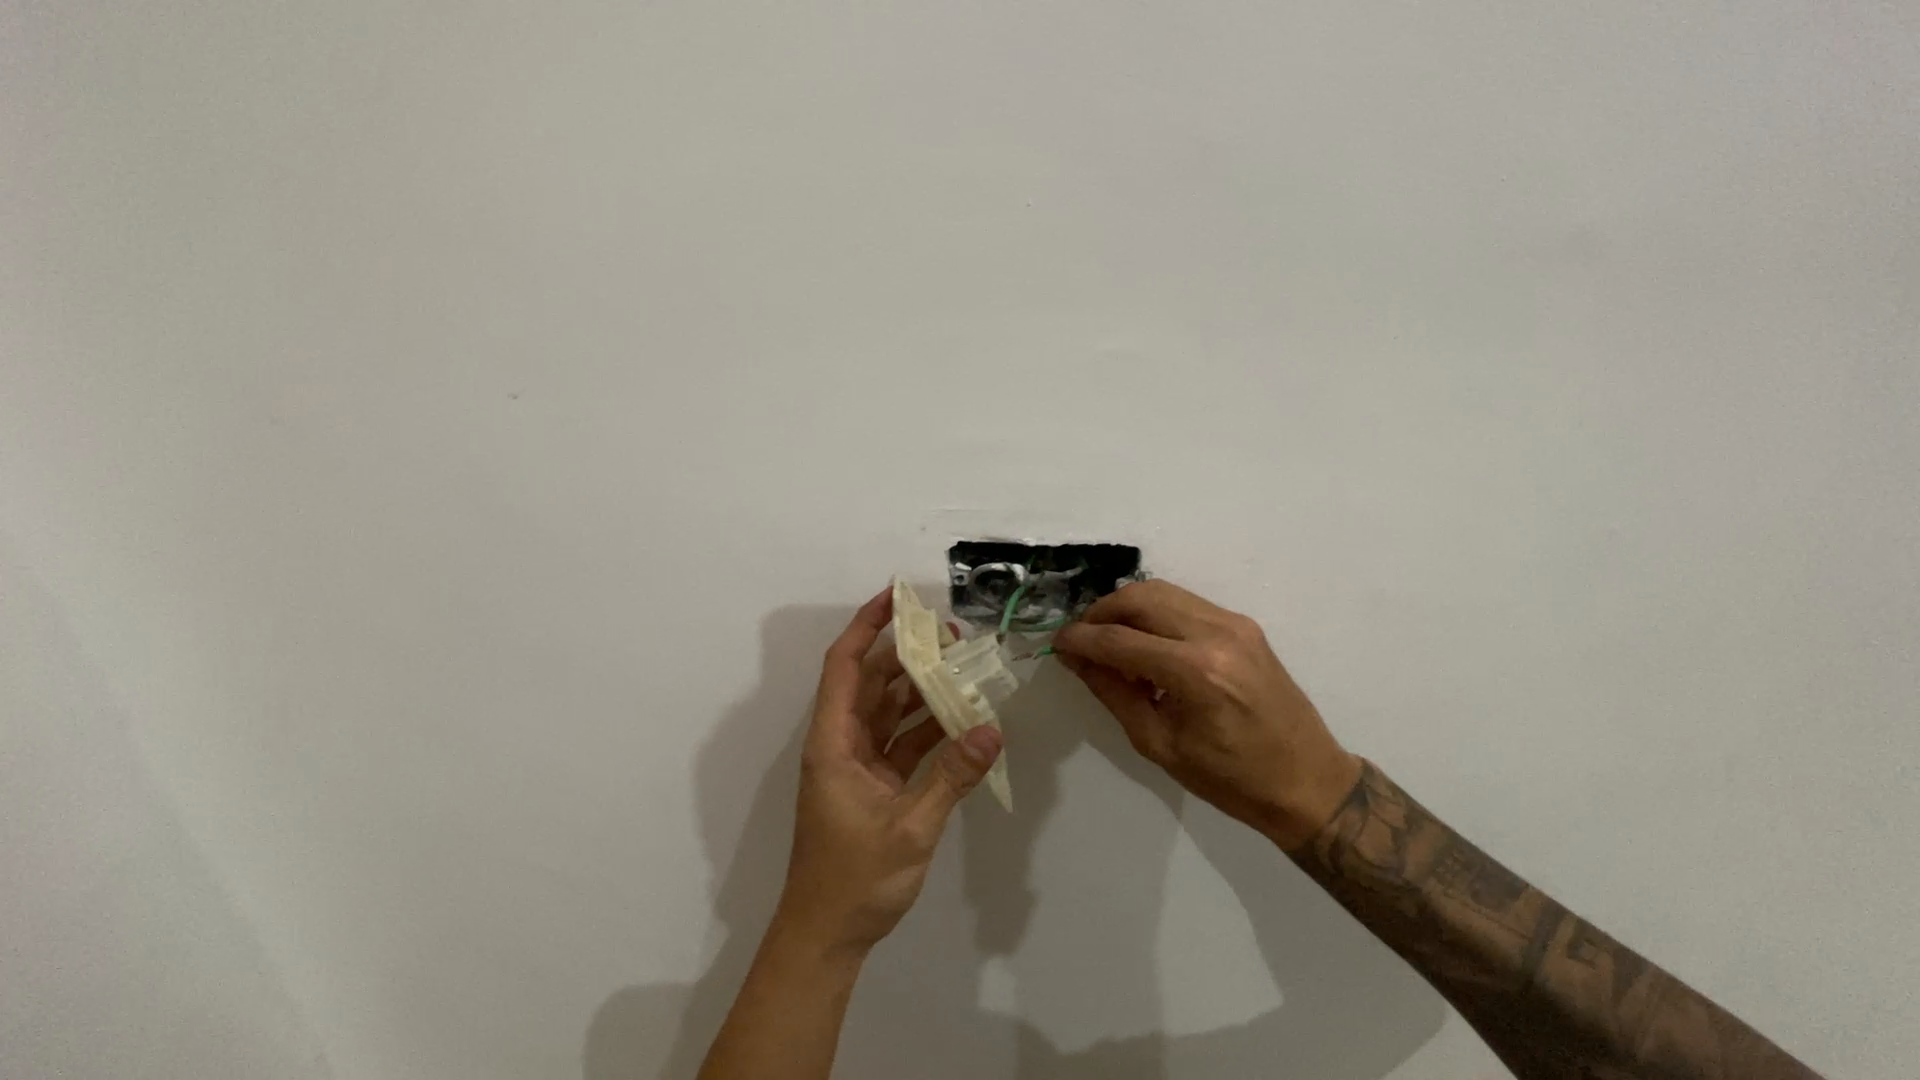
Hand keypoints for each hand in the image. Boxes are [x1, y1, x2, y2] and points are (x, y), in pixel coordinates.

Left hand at [774, 588, 1003, 954]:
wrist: (826, 934)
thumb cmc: (854, 879)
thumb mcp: (910, 827)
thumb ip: (951, 777)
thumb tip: (990, 729)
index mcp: (833, 744)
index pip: (845, 667)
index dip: (866, 627)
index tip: (895, 597)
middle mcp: (841, 744)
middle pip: (871, 683)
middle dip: (907, 655)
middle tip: (952, 638)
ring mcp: (857, 766)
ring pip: (889, 711)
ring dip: (922, 691)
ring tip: (963, 670)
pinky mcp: (873, 786)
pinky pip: (902, 742)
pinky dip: (928, 729)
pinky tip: (962, 720)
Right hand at [1052, 580, 1361, 849]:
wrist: (1306, 781)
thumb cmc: (1229, 778)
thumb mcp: (1158, 743)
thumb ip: (1113, 692)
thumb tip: (1076, 658)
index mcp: (1195, 672)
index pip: (1119, 639)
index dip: (1080, 639)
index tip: (1056, 644)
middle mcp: (1216, 634)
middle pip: (1139, 598)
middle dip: (1101, 613)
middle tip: (1081, 640)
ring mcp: (1234, 624)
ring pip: (1162, 592)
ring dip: (1126, 609)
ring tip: (1110, 641)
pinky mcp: (1244, 625)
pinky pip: (1185, 603)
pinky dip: (1155, 614)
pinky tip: (1146, 644)